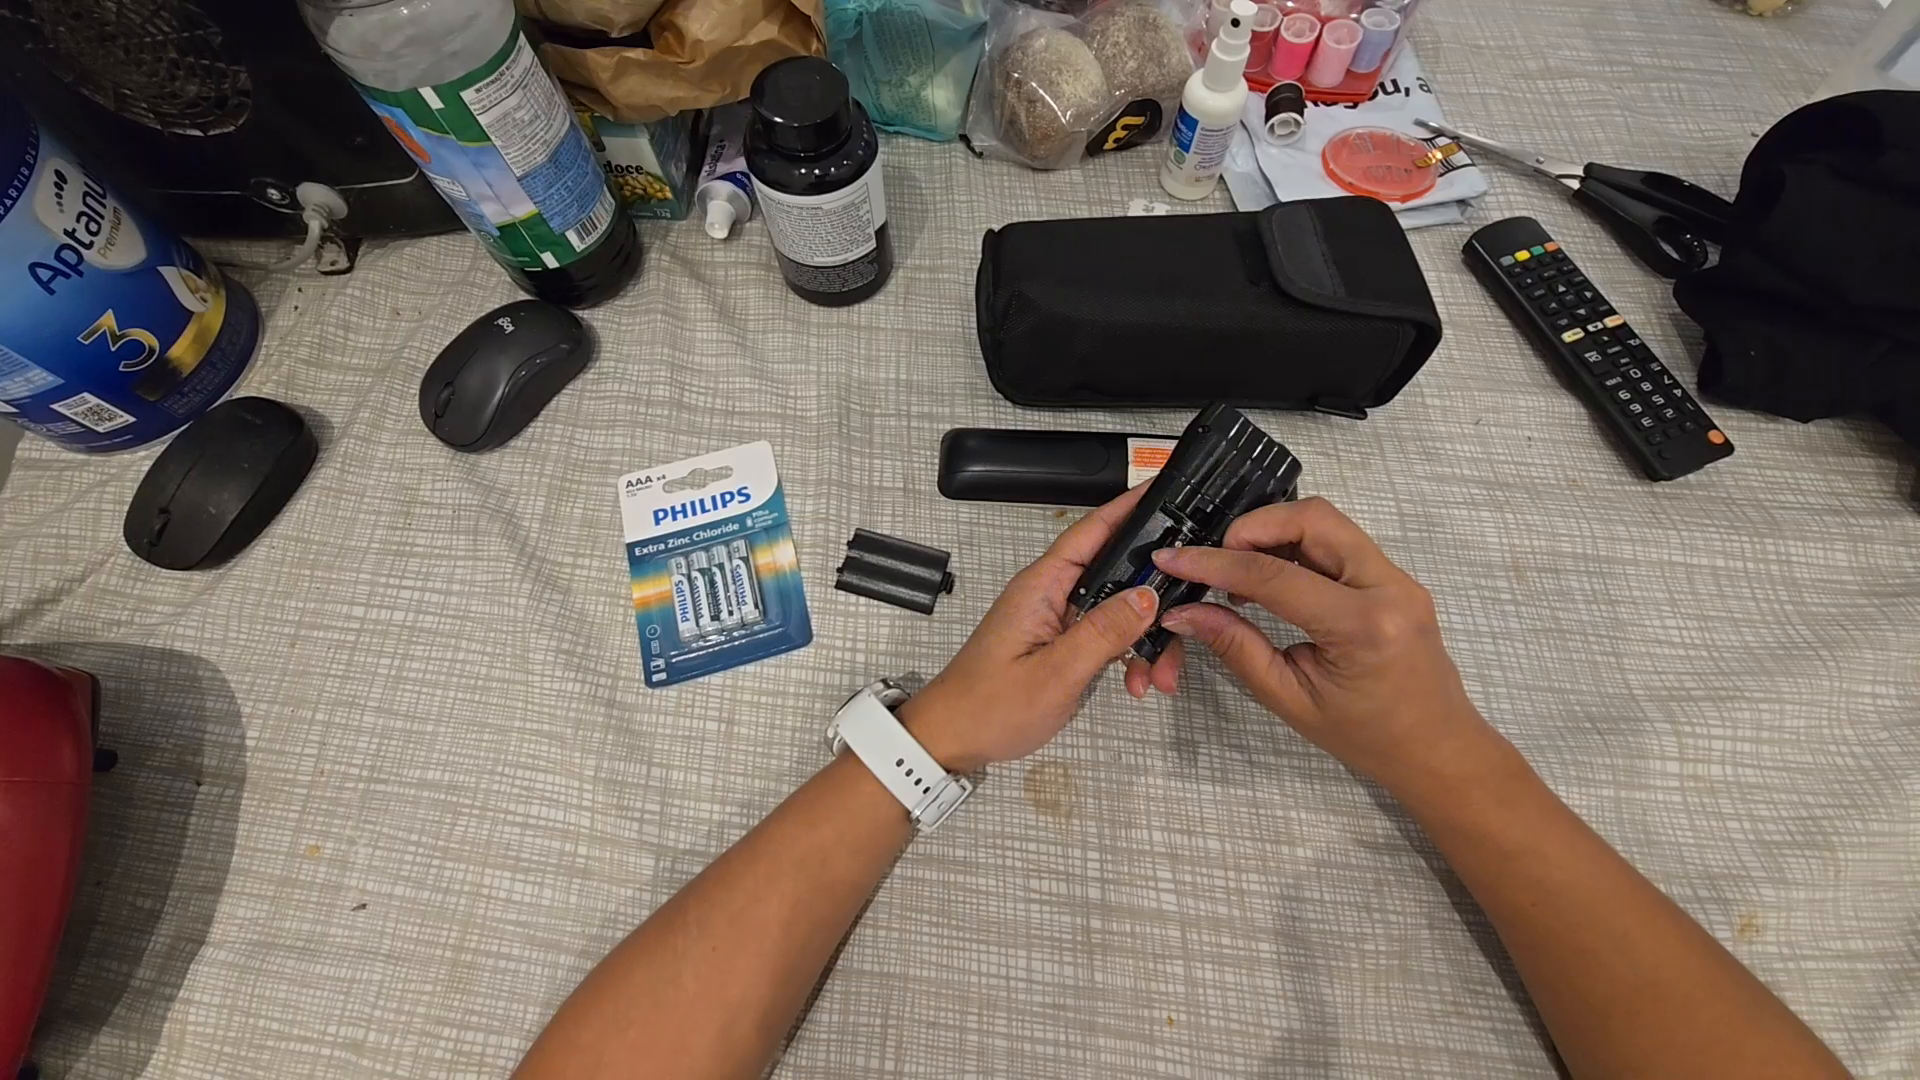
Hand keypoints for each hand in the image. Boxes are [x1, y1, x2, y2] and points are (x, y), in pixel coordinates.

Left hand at [902, 485, 1184, 772]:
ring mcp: (1056, 618)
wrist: (953, 738)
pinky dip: (1127, 655)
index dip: (1128, 508)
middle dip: (1153, 598)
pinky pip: (1105, 634)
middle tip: (1184, 625)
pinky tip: (1136, 682)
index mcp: (1041, 585)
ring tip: (1158, 677)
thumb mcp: (1057, 672)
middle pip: (1115, 573)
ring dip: (1145, 638)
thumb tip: (1149, 594)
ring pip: (1117, 609)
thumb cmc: (991, 705)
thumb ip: (1104, 631)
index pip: (1091, 531)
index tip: (1166, 491)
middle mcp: (1050, 593)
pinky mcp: (1060, 641)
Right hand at [1149, 497, 1507, 794]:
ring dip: (1272, 531)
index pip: (1274, 574)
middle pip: (1312, 518)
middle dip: (1252, 527)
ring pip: (1325, 520)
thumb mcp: (1288, 698)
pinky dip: (1293, 545)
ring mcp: (1396, 576)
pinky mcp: (1392, 576)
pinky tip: (1268, 575)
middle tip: (1214, 558)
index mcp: (1362, 626)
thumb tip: (1181, 612)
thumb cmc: (1365, 737)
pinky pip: (1336, 539)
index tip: (1170, 558)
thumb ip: (1235, 646)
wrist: (1437, 749)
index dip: (1213, 563)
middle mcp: (1388, 586)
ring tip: (1237, 569)